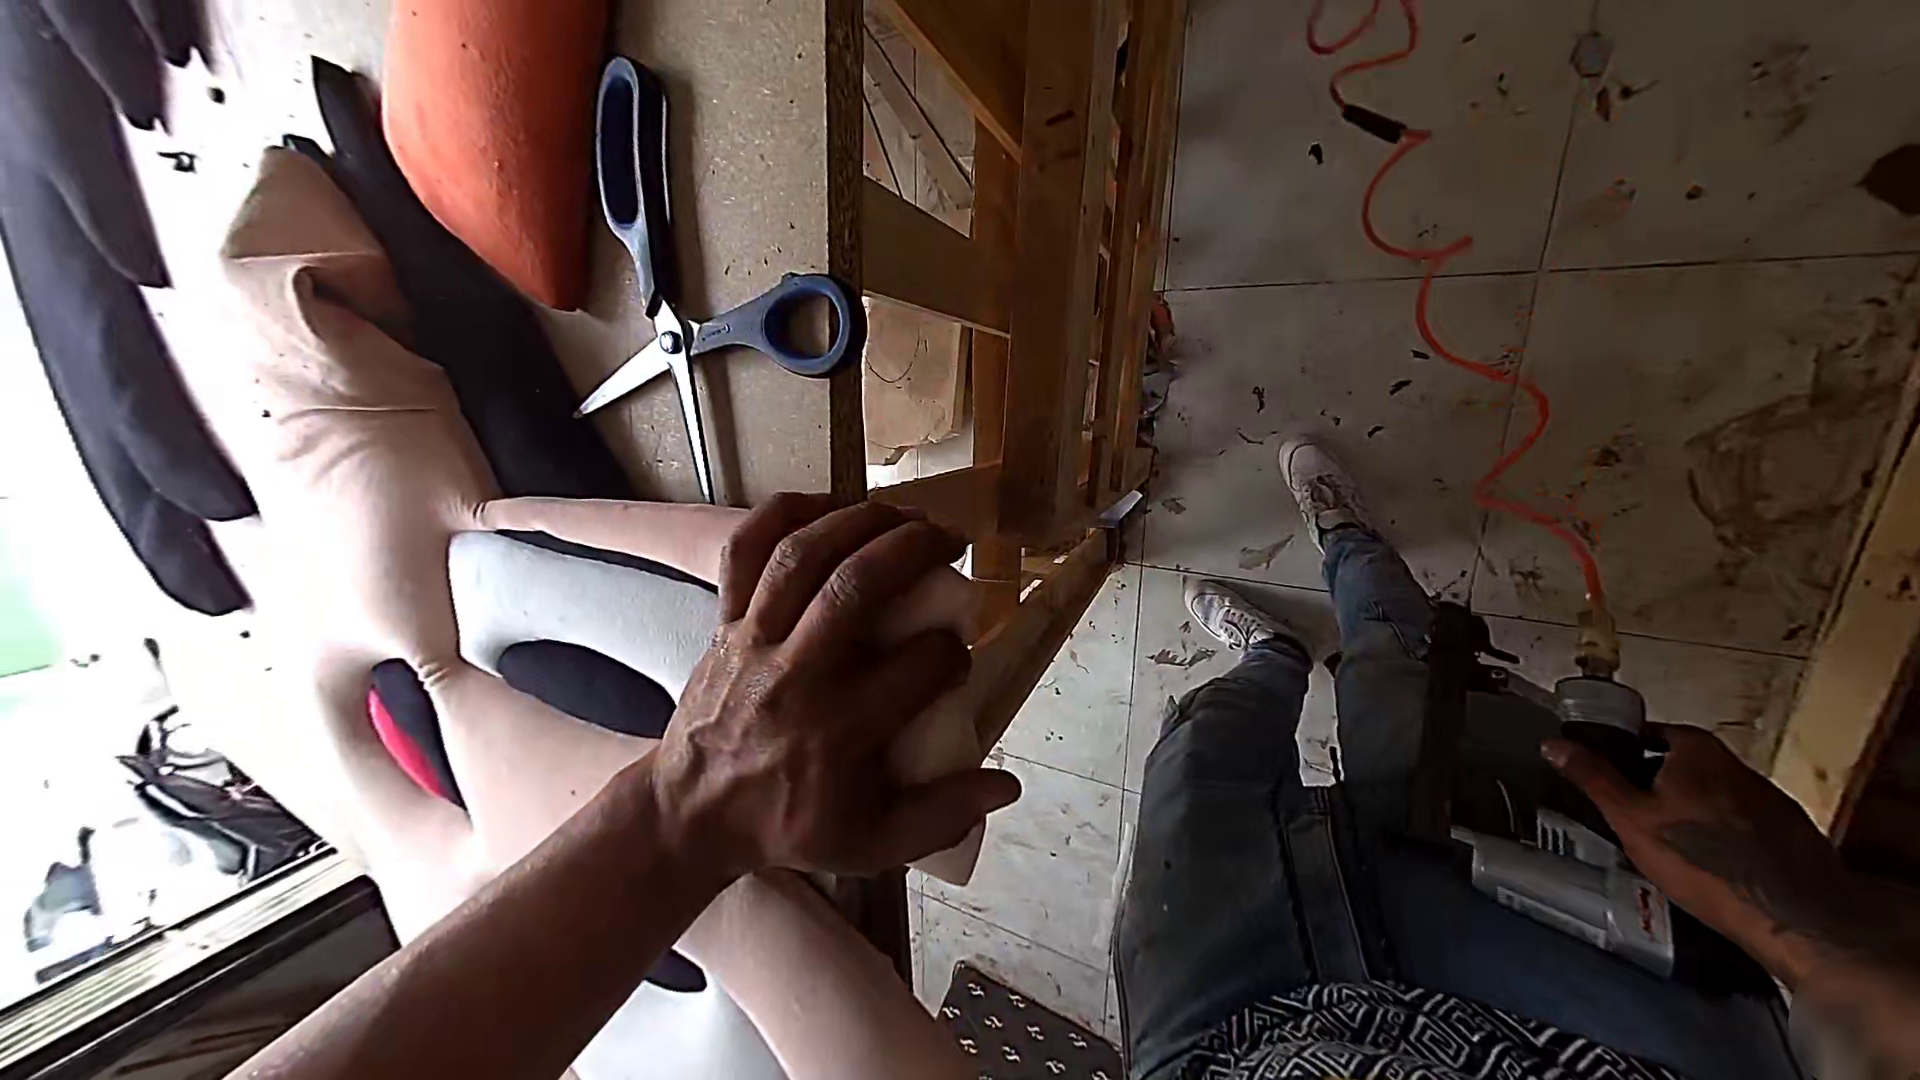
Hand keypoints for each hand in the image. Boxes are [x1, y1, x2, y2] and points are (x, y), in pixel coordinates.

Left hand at [647, 493, 1021, 879]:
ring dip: (861, 520)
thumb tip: (1007, 786)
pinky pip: (745, 550)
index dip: (953, 651)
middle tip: (950, 540)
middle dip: (915, 549)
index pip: (918, 668)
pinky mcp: (723, 619)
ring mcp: (752, 639)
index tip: (958, 651)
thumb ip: (941, 817)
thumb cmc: (787, 825)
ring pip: (804, 556)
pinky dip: (784, 513)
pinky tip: (828, 503)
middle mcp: (795, 674)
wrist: (690, 814)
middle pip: (857, 586)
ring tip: (904, 513)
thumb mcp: (870, 843)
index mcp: (838, 731)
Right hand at [1543, 724, 1846, 980]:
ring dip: (1693, 803)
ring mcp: (1778, 809)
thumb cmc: (1698, 858)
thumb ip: (1591, 776)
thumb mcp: (1627, 816)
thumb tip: (1552, 742)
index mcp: (1702, 756)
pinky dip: (1723, 829)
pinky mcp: (1800, 843)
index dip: (1635, 740)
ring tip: (1664, 828)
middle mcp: (1744, 773)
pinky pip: (1746, 822)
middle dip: (1661, 774)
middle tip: (1630, 795)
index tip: (1613, 756)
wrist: (1799, 924)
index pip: (1664, 730)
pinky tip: (1706, 855)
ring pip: (1720, 793)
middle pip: (1693, 762)